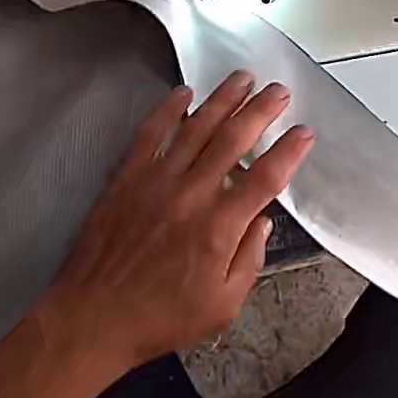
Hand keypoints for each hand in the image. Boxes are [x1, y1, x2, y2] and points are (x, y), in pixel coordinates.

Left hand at [29, 70, 314, 378]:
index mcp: (218, 229)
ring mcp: (156, 181)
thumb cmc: (160, 317)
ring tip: (242, 79)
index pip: (265, 179)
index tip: (304, 133)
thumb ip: (249, 260)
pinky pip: (151, 133)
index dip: (289, 152)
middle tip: (278, 91)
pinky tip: (184, 93)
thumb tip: (262, 221)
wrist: (94, 317)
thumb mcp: (222, 307)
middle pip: (233, 140)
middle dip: (261, 111)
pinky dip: (168, 110)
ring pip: (197, 128)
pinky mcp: (128, 176)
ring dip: (223, 100)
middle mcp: (190, 196)